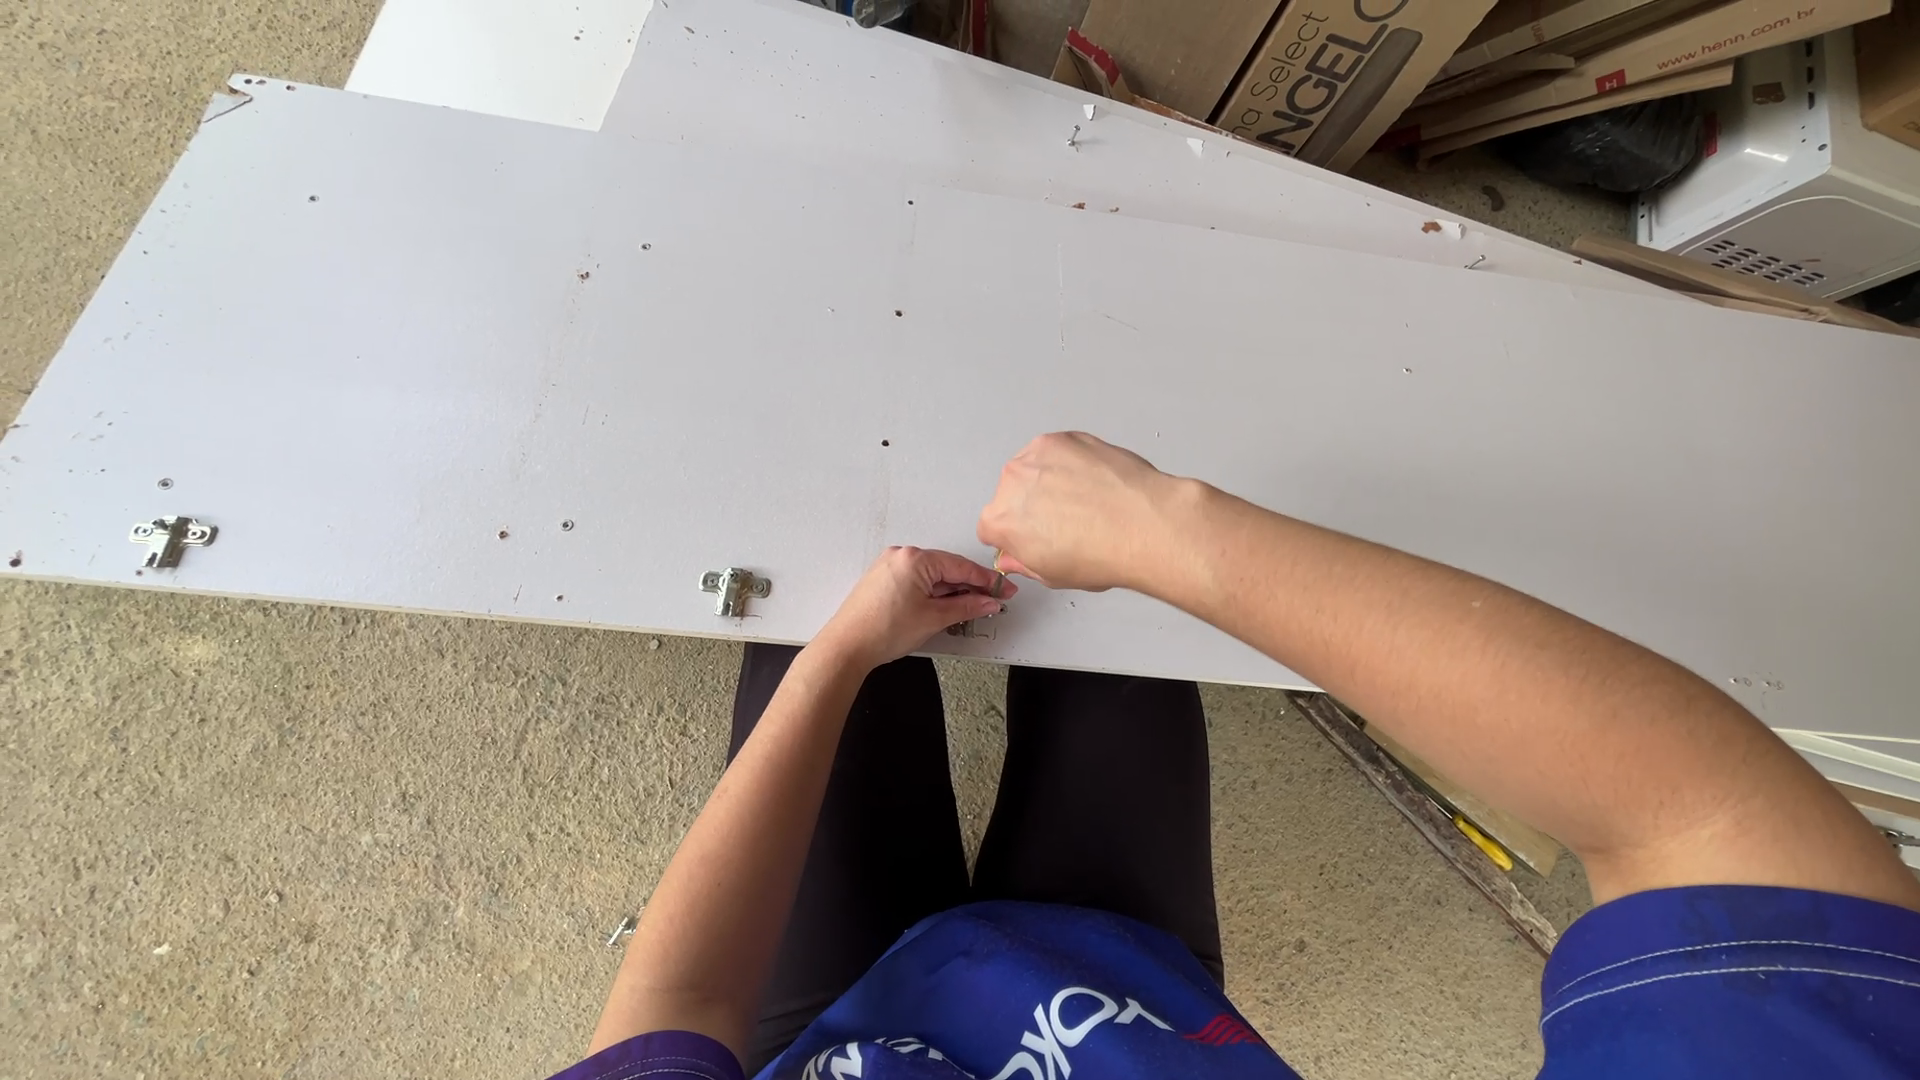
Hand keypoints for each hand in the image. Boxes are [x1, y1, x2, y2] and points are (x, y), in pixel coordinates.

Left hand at [812, 547, 1015, 670]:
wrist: (846, 647)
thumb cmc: (882, 630)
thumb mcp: (934, 618)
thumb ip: (966, 607)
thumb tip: (988, 602)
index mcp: (914, 559)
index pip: (960, 566)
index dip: (987, 580)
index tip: (1004, 589)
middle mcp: (901, 556)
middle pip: (947, 568)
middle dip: (971, 586)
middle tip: (994, 599)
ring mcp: (890, 567)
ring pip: (932, 575)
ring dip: (952, 591)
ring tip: (972, 607)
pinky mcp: (883, 580)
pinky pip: (917, 580)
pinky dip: (934, 592)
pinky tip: (946, 605)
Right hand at [977, 432, 1186, 591]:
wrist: (1142, 524)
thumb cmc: (1102, 552)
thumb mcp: (1052, 575)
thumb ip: (1023, 562)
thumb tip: (1016, 556)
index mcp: (1001, 520)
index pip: (992, 527)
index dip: (1014, 536)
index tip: (1034, 538)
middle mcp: (1011, 482)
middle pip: (1011, 493)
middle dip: (1032, 505)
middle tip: (1065, 521)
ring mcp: (1036, 456)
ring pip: (1033, 469)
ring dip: (1050, 480)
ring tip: (1084, 501)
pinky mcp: (1062, 439)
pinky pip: (1057, 451)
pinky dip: (1071, 463)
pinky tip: (1093, 483)